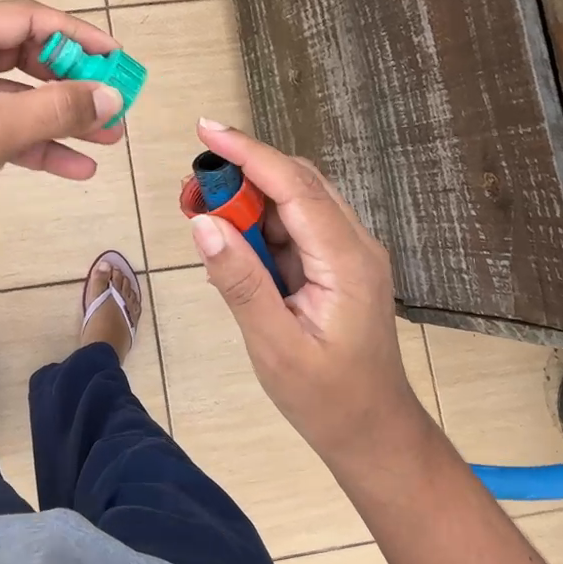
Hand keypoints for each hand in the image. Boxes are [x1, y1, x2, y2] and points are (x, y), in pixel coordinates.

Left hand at [0, 0, 125, 246]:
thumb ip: (58, 109)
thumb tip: (112, 97)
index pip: (30, 19)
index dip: (78, 35)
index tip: (116, 58)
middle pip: (28, 57)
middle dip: (73, 83)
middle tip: (114, 102)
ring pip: (20, 96)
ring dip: (61, 117)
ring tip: (107, 138)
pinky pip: (5, 126)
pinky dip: (37, 143)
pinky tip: (75, 166)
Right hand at [187, 120, 427, 463]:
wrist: (374, 433)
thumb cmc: (326, 398)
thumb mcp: (275, 346)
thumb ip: (239, 282)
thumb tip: (203, 223)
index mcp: (346, 260)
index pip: (294, 186)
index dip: (248, 153)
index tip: (205, 130)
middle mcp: (354, 243)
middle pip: (296, 181)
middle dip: (241, 171)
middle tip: (189, 188)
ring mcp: (348, 251)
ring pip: (294, 197)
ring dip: (247, 195)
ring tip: (200, 210)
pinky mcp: (336, 262)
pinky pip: (293, 223)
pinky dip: (257, 220)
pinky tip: (231, 239)